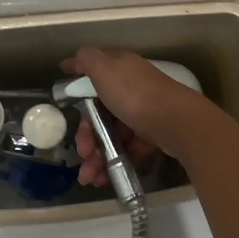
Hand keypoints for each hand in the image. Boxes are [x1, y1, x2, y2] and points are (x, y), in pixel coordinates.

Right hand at [62, 47, 217, 186]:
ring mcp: (142, 113)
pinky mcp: (151, 135)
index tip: (62, 98)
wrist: (176, 121)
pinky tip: (105, 177)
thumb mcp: (104, 68)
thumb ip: (86, 60)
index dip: (77, 86)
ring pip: (112, 135)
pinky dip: (115, 163)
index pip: (93, 75)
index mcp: (119, 69)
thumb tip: (73, 59)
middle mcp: (131, 89)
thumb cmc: (134, 94)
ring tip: (91, 178)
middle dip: (86, 136)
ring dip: (97, 156)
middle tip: (82, 153)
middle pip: (100, 113)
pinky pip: (127, 149)